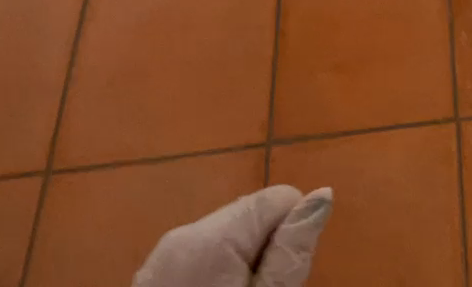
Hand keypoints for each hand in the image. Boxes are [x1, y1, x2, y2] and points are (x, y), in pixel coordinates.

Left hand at [132, 184, 332, 286]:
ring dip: (242, 267)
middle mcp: (182, 236)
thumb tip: (322, 194)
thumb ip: (294, 249)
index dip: (293, 236)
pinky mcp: (150, 283)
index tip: (278, 280)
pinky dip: (215, 279)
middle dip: (266, 252)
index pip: (280, 198)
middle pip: (251, 218)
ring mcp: (159, 261)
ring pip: (227, 239)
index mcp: (211, 237)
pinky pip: (201, 260)